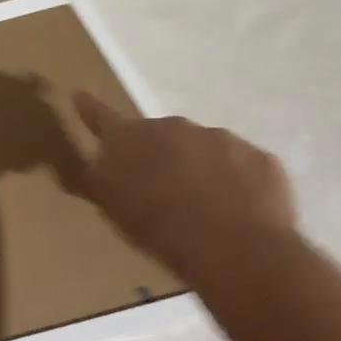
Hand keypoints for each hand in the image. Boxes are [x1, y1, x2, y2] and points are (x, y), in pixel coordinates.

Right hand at [73, 90, 298, 278]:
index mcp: (128, 137)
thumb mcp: (109, 203)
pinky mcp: (261, 158)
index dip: (88, 107)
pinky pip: (241, 164)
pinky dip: (235, 179)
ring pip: (202, 148)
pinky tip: (235, 207)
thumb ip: (99, 175)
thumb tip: (96, 160)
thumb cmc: (155, 225)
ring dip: (198, 165)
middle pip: (158, 134)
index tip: (78, 94)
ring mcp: (221, 138)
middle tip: (160, 186)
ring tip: (203, 203)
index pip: (100, 115)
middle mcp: (172, 126)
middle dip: (157, 152)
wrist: (232, 247)